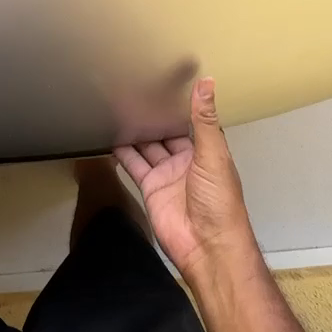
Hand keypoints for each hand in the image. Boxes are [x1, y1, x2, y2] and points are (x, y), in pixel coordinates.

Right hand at [113, 77, 255, 279]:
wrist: (207, 248)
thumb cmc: (220, 204)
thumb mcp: (213, 155)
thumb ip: (204, 120)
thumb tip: (207, 83)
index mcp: (206, 152)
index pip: (191, 123)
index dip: (179, 106)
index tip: (165, 83)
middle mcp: (185, 162)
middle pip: (166, 134)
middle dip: (153, 117)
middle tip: (135, 92)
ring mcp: (166, 176)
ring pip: (147, 147)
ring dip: (136, 132)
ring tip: (119, 108)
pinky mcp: (150, 189)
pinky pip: (134, 165)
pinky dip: (122, 152)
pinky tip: (111, 137)